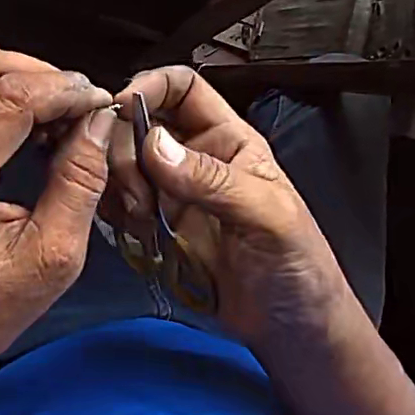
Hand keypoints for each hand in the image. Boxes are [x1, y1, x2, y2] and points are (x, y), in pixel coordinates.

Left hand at [0, 47, 115, 414]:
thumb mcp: (55, 255)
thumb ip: (79, 181)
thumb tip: (99, 121)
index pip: (7, 100)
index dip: (63, 91)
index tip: (101, 105)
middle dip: (45, 76)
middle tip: (84, 106)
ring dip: (27, 82)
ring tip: (65, 115)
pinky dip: (10, 95)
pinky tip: (38, 124)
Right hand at [104, 67, 358, 349]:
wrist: (291, 328)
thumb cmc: (300, 265)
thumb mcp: (268, 216)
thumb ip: (214, 180)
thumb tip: (157, 145)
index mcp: (229, 140)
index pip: (183, 89)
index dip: (151, 86)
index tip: (122, 105)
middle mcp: (195, 160)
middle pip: (140, 124)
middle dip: (127, 146)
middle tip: (138, 185)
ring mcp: (172, 195)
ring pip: (123, 163)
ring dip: (119, 183)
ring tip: (141, 216)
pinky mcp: (156, 229)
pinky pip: (119, 204)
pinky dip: (114, 211)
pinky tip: (133, 230)